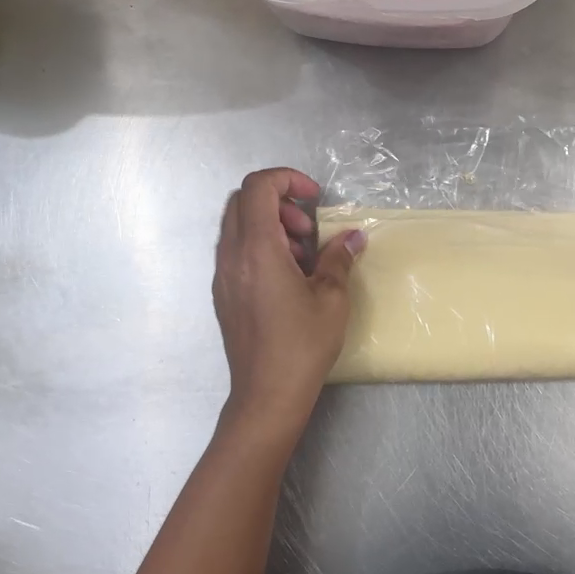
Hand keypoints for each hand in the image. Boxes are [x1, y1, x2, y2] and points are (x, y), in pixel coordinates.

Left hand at [213, 168, 364, 437]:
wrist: (267, 394)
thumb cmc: (302, 346)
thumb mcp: (332, 299)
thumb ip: (339, 259)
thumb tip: (353, 237)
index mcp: (257, 249)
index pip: (258, 187)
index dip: (287, 179)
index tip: (314, 198)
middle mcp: (231, 256)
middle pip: (242, 201)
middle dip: (278, 203)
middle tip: (308, 231)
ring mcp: (222, 277)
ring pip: (237, 227)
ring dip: (270, 227)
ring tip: (302, 259)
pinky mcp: (223, 296)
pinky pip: (235, 253)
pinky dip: (259, 249)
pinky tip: (286, 280)